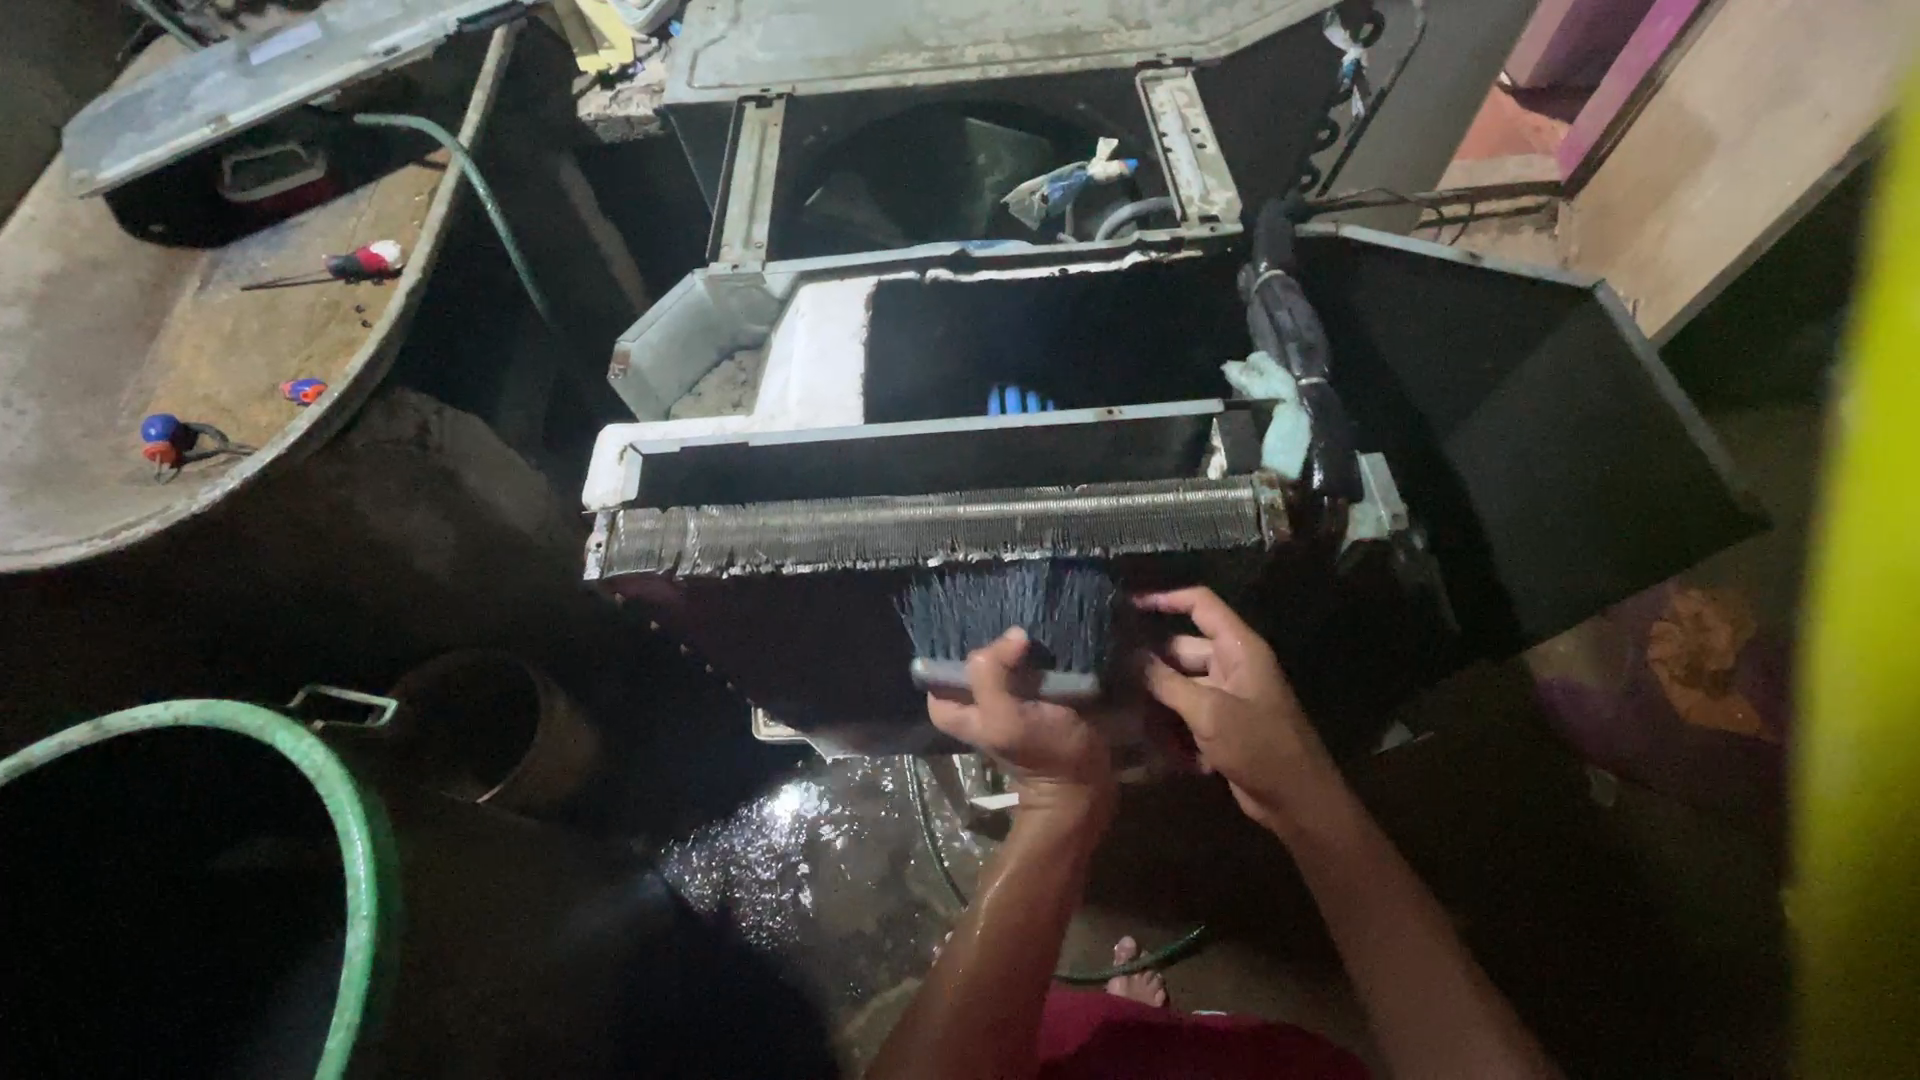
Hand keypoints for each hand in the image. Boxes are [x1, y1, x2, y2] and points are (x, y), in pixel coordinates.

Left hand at [926, 627, 1115, 815]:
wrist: (1086, 774)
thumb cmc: (1042, 752)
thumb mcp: (1005, 719)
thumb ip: (991, 676)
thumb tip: (1013, 635)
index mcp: (957, 711)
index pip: (939, 669)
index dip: (957, 654)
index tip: (984, 642)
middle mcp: (977, 699)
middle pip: (973, 656)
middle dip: (991, 643)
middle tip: (1014, 633)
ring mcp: (1006, 692)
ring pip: (1000, 654)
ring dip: (1014, 643)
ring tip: (1031, 631)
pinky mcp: (1034, 688)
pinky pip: (1027, 659)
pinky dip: (1035, 649)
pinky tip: (1045, 638)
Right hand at [1137, 587, 1346, 839]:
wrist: (1297, 801)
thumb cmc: (1259, 746)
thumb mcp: (1208, 712)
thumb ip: (1166, 682)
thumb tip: (1130, 659)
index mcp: (1239, 649)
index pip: (1201, 605)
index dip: (1166, 599)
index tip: (1128, 606)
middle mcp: (1233, 665)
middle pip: (1181, 650)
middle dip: (1151, 665)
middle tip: (1112, 675)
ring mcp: (1228, 696)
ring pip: (1179, 685)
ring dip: (1159, 701)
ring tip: (1130, 714)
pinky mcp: (1222, 724)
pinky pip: (1187, 712)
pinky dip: (1173, 726)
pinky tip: (1159, 746)